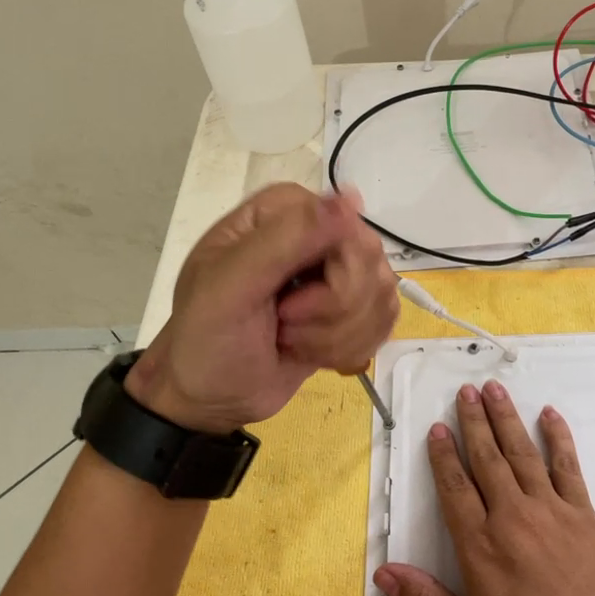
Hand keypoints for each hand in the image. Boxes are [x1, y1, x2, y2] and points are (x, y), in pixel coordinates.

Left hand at [126, 183, 398, 432]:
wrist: (212, 397)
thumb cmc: (208, 339)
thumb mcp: (229, 286)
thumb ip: (284, 239)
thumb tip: (350, 198)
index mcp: (283, 212)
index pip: (346, 227)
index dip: (332, 276)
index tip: (286, 306)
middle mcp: (319, 232)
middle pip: (370, 262)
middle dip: (331, 314)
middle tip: (283, 326)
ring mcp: (342, 269)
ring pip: (382, 294)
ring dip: (337, 337)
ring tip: (291, 341)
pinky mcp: (357, 306)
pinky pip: (387, 320)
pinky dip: (351, 349)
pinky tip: (314, 352)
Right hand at [372, 380, 594, 595]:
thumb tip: (384, 574)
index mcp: (481, 549)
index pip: (455, 490)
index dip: (443, 457)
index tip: (437, 429)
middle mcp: (513, 519)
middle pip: (487, 460)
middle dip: (473, 423)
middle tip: (464, 391)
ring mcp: (553, 512)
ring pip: (522, 454)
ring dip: (507, 419)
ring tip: (494, 390)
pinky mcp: (585, 515)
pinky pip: (567, 466)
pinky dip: (558, 438)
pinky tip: (550, 416)